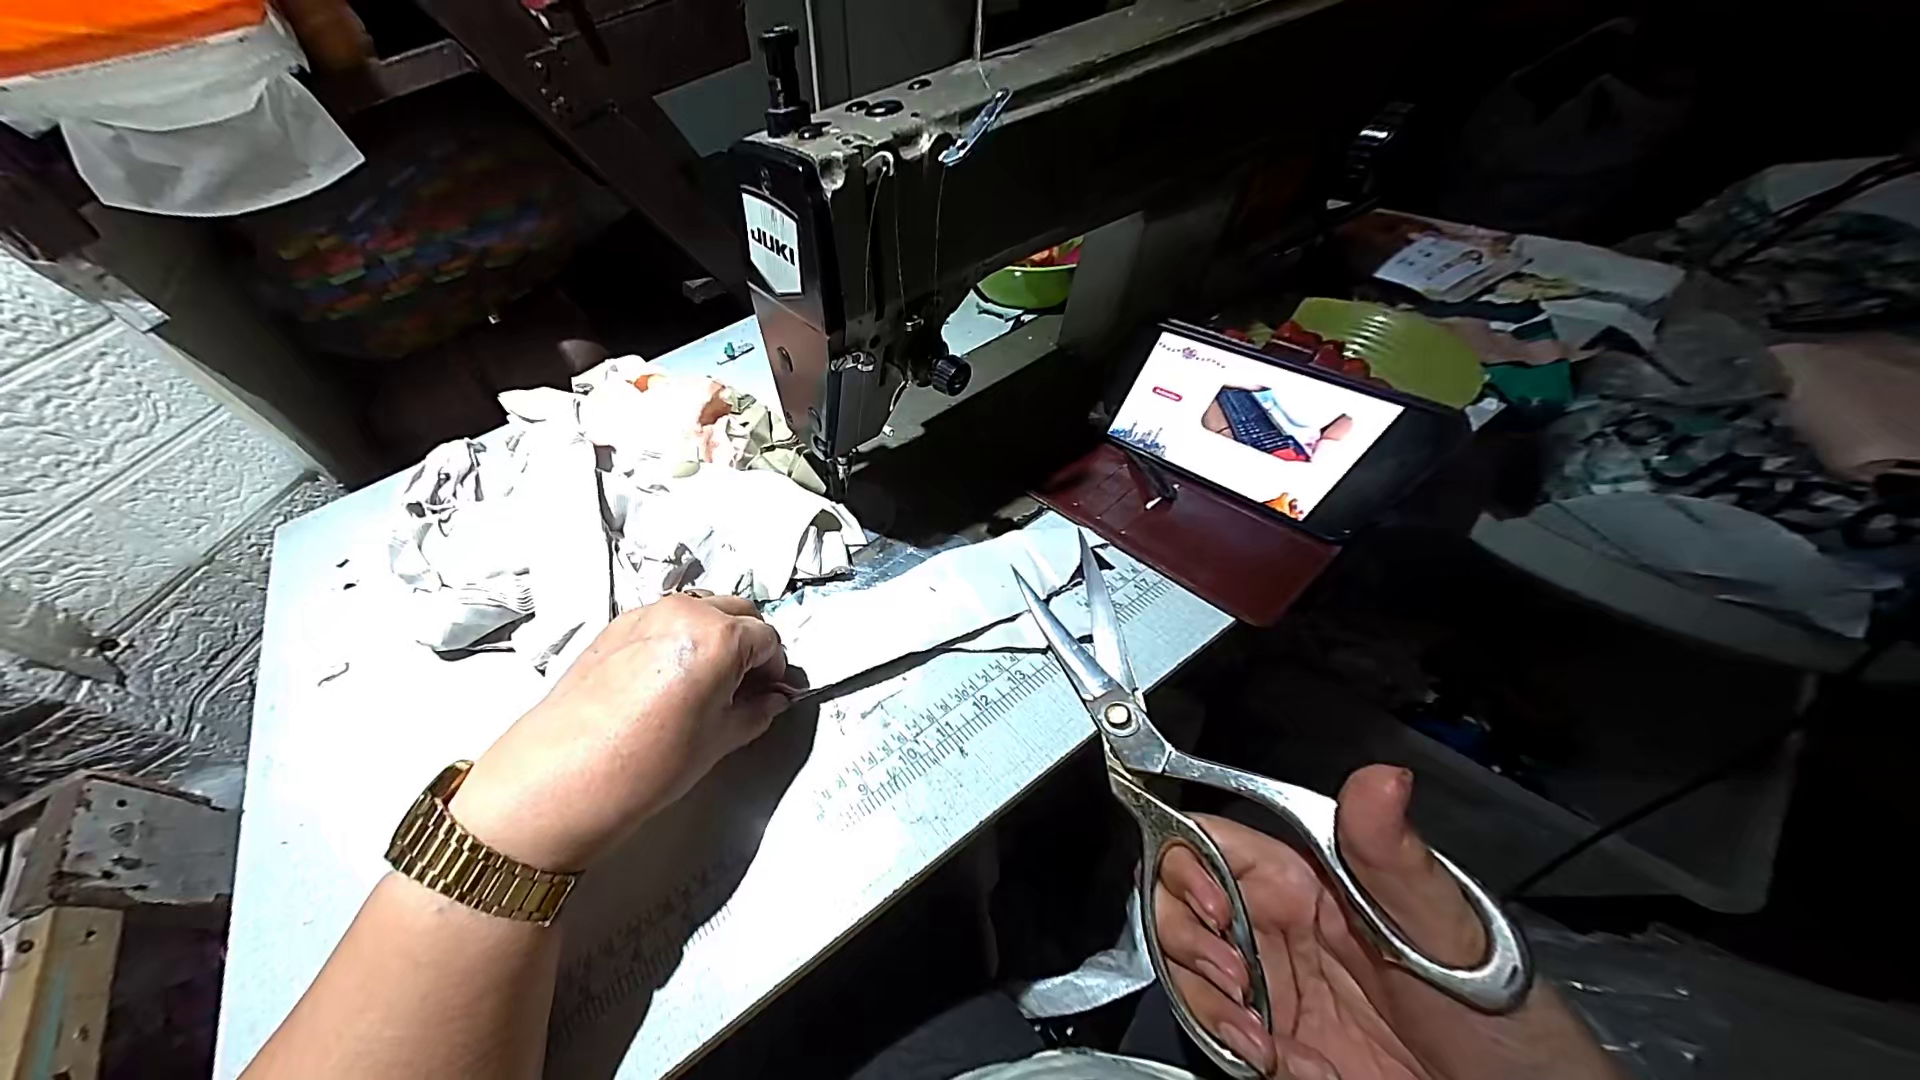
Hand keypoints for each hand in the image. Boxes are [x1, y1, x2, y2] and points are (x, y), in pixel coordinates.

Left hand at [449, 594, 790, 870]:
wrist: (557, 781)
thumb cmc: (643, 765)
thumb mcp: (718, 741)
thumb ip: (756, 711)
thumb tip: (772, 700)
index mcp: (719, 637)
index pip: (768, 638)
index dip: (774, 667)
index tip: (769, 690)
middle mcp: (685, 612)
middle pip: (739, 612)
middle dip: (750, 644)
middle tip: (745, 683)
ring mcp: (648, 614)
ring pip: (704, 607)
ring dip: (718, 632)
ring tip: (709, 677)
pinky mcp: (617, 624)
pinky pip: (668, 616)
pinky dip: (684, 633)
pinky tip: (673, 674)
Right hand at [1154, 766, 1623, 1079]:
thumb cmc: (1503, 1028)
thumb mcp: (1449, 936)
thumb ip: (1396, 856)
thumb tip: (1382, 778)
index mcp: (1299, 878)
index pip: (1209, 840)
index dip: (1188, 860)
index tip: (1208, 903)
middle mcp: (1270, 920)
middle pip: (1176, 893)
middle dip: (1182, 929)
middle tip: (1232, 973)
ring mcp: (1264, 978)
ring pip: (1179, 953)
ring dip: (1197, 988)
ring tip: (1253, 1028)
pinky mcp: (1262, 1035)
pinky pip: (1202, 1018)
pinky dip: (1213, 1032)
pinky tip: (1263, 1053)